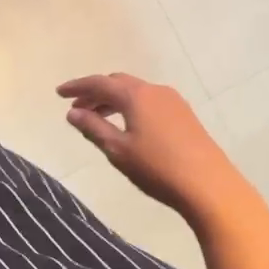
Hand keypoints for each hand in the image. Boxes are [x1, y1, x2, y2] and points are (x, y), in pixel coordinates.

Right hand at [57, 73, 264, 231]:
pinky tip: (126, 125)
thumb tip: (72, 113)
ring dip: (113, 100)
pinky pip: (149, 101)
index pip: (99, 83)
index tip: (59, 93)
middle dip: (95, 92)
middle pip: (118, 83)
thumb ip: (93, 128)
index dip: (77, 86)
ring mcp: (173, 102)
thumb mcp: (118, 150)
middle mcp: (155, 91)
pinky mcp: (184, 115)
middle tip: (77, 108)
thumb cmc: (158, 168)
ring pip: (135, 92)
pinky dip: (130, 106)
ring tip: (97, 118)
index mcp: (136, 96)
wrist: (210, 186)